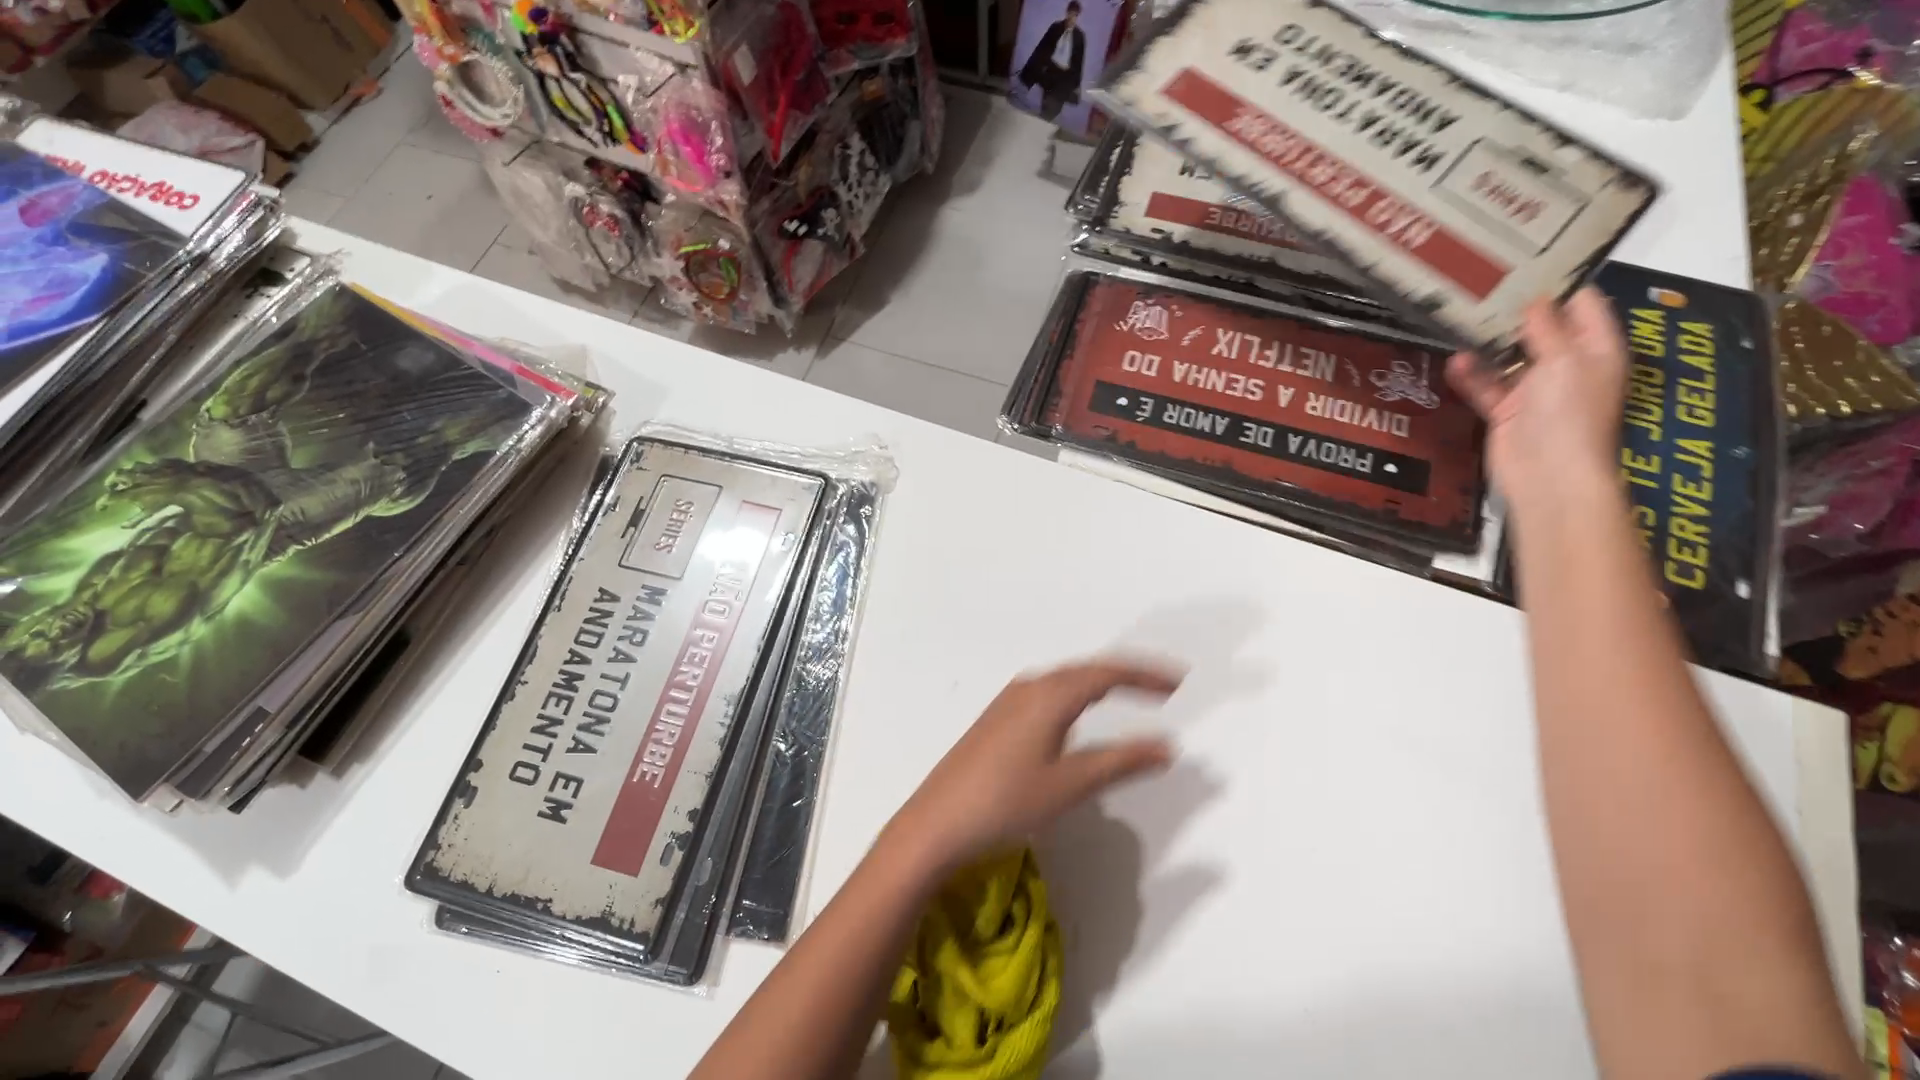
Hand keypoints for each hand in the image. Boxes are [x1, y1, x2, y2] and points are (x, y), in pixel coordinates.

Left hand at [883, 659, 1182, 875]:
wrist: (936, 823)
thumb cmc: (1007, 802)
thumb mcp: (1071, 785)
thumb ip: (1122, 762)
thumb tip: (1167, 746)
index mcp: (1049, 695)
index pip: (1108, 673)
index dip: (1146, 676)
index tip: (1180, 683)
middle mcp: (1028, 688)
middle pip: (1086, 671)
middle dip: (1127, 676)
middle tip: (1164, 688)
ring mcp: (1007, 702)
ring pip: (1064, 682)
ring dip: (1099, 684)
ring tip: (1131, 696)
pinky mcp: (996, 720)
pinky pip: (1047, 694)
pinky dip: (1076, 697)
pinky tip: (1080, 717)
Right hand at [1447, 287, 1629, 506]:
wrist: (1548, 475)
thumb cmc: (1569, 414)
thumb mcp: (1564, 360)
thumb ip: (1547, 327)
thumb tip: (1533, 299)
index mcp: (1596, 349)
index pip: (1584, 304)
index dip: (1560, 282)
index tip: (1527, 259)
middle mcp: (1568, 365)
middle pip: (1541, 328)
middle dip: (1515, 310)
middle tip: (1483, 281)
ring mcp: (1536, 389)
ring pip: (1509, 357)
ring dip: (1487, 342)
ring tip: (1460, 315)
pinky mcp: (1507, 411)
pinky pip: (1486, 386)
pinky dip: (1471, 375)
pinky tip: (1454, 360)